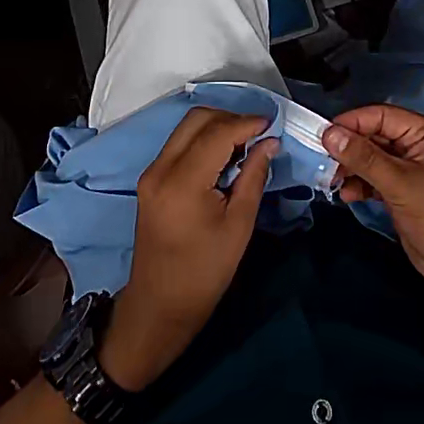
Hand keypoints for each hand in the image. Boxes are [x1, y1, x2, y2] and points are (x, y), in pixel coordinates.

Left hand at [100, 108, 276, 390]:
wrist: (159, 306)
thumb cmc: (204, 272)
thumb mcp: (239, 226)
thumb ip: (253, 177)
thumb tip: (269, 143)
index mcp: (182, 181)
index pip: (216, 132)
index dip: (247, 123)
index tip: (273, 124)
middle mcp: (160, 168)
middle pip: (196, 119)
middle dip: (230, 118)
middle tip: (260, 132)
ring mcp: (151, 173)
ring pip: (186, 128)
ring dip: (216, 127)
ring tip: (247, 142)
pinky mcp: (150, 180)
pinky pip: (179, 144)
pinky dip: (203, 140)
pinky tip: (225, 156)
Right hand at [323, 105, 423, 300]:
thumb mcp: (400, 185)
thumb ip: (363, 157)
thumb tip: (328, 132)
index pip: (383, 116)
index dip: (352, 122)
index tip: (321, 134)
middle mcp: (422, 146)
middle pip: (377, 136)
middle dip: (350, 148)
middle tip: (323, 161)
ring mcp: (415, 170)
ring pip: (375, 158)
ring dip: (353, 168)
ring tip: (332, 181)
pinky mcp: (407, 192)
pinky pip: (378, 178)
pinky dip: (362, 184)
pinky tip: (348, 195)